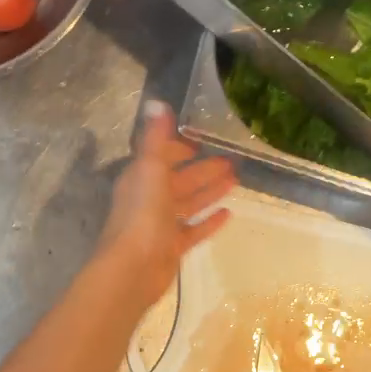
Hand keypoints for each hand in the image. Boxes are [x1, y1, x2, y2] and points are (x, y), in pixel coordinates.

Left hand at [98, 100, 237, 304]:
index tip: (203, 139)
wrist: (134, 268)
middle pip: (180, 179)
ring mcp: (161, 225)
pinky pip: (194, 230)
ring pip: (189, 202)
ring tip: (236, 181)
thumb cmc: (142, 214)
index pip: (161, 156)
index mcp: (141, 177)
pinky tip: (229, 214)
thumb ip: (156, 137)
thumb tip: (158, 103)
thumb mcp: (150, 168)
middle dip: (203, 168)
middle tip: (232, 161)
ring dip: (210, 191)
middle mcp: (149, 198)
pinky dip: (209, 221)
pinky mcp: (172, 247)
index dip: (180, 146)